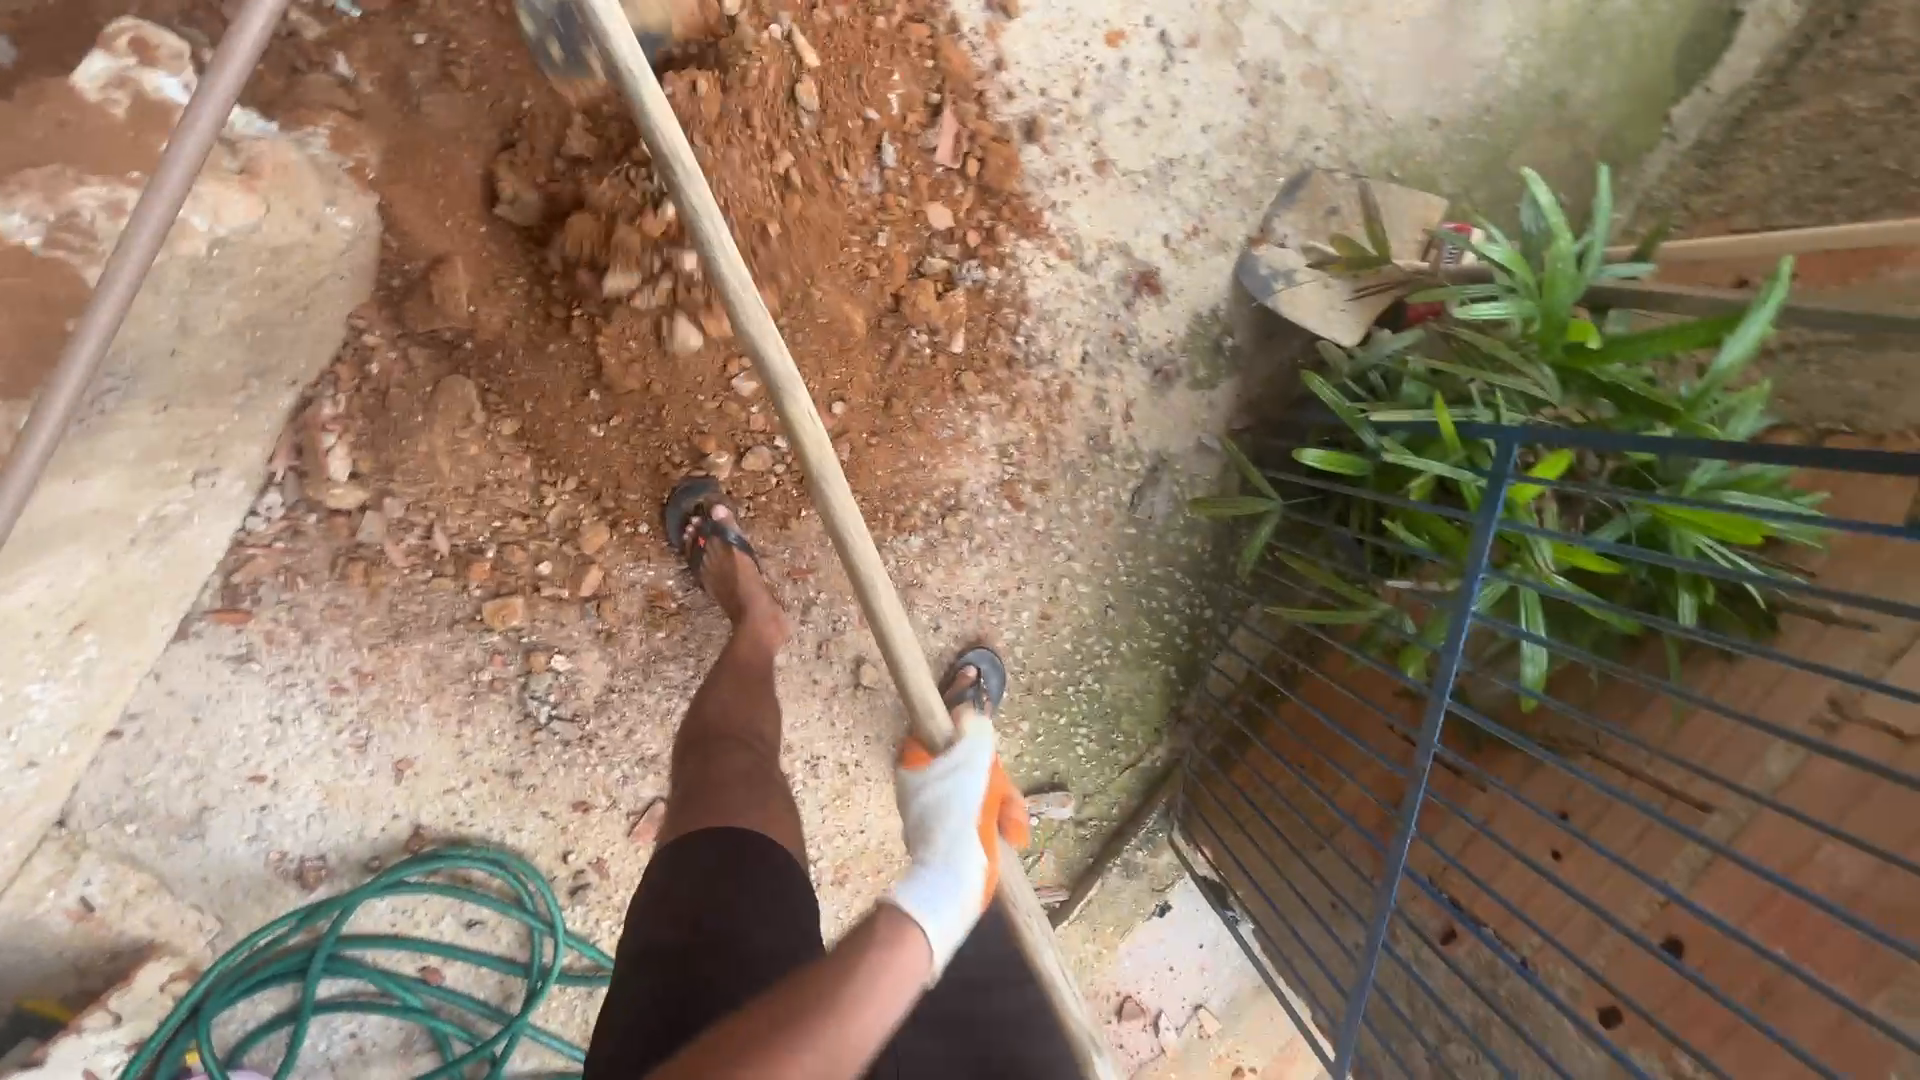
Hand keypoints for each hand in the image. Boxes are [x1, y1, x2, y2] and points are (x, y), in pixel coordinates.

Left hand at [885, 713, 1029, 975]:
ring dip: (1005, 802)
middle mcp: (925, 786)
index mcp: (916, 764)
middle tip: (1002, 790)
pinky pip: (985, 815)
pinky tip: (1013, 835)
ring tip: (1012, 822)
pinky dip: (1001, 822)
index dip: (965, 733)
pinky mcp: (957, 834)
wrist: (953, 881)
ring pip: (982, 789)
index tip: (982, 742)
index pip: (939, 732)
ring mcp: (941, 812)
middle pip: (968, 761)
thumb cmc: (957, 815)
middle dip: (995, 777)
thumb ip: (972, 731)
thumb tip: (969, 715)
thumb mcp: (970, 760)